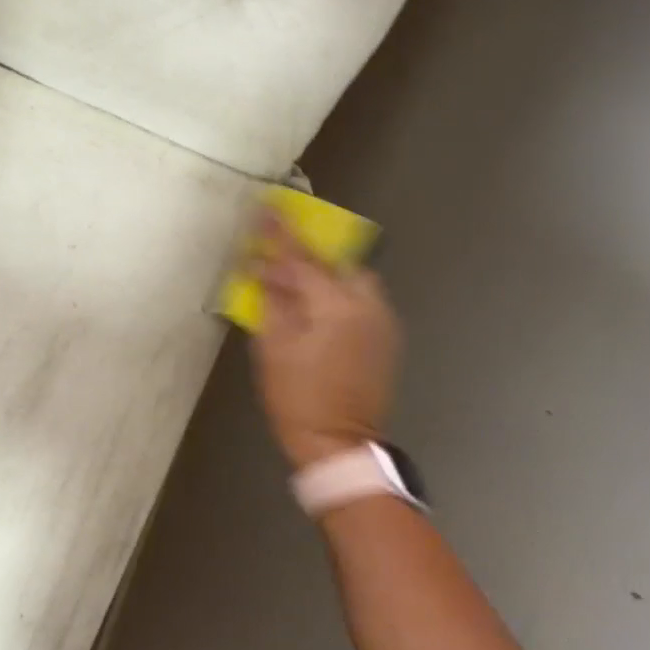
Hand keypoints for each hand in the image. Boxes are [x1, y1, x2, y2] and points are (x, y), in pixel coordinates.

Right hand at [249, 211, 399, 469]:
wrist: (338, 443)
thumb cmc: (295, 397)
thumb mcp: (271, 348)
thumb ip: (271, 300)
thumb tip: (264, 267)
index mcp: (336, 305)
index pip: (302, 258)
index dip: (280, 233)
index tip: (266, 206)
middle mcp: (368, 305)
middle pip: (337, 263)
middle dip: (309, 255)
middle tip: (279, 255)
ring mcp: (383, 322)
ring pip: (352, 281)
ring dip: (324, 275)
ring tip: (295, 284)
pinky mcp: (386, 338)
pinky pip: (360, 301)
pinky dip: (337, 295)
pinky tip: (316, 311)